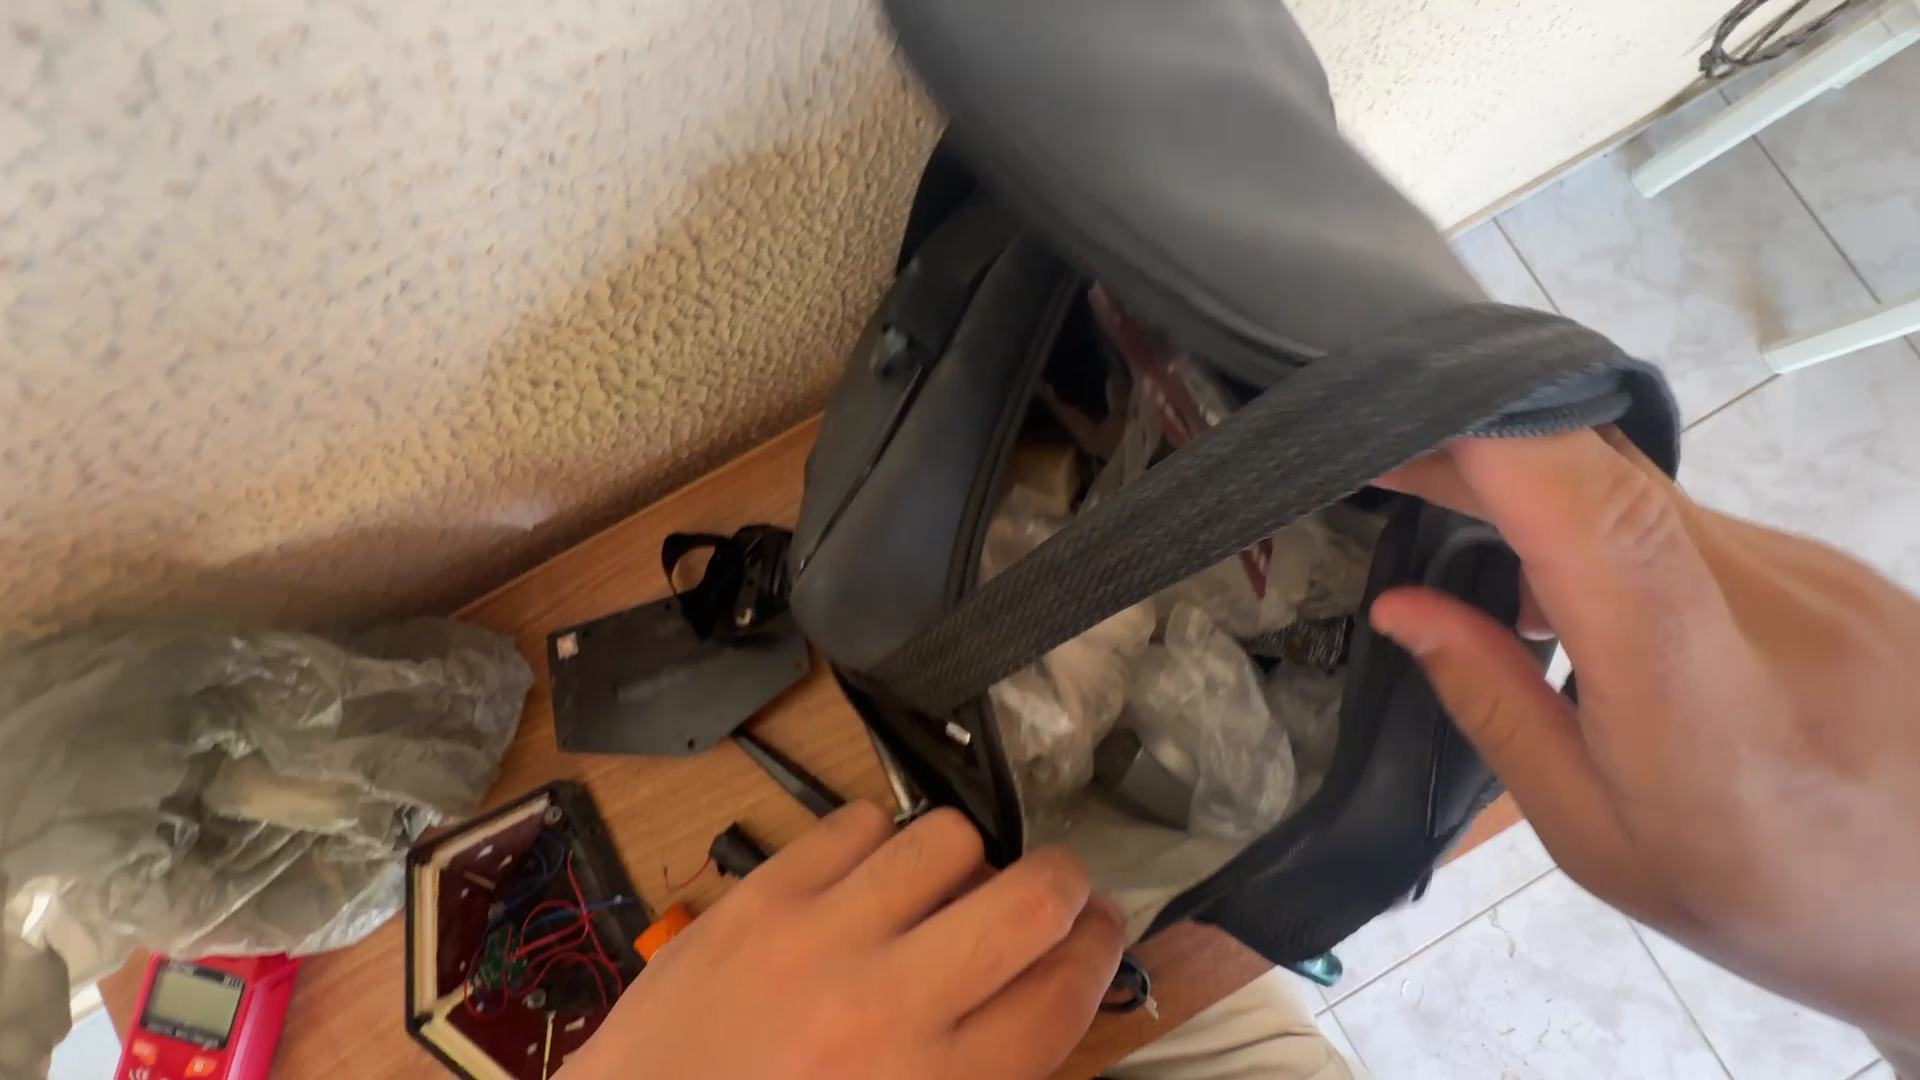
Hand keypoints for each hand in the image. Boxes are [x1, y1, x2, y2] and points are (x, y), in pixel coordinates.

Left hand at [561, 804, 1123, 1079]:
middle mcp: (885, 1008)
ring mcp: (819, 936)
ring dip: (963, 858)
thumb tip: (1046, 983)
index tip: (1100, 923)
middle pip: (1029, 902)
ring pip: (947, 838)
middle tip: (1054, 888)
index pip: (1059, 996)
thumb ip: (984, 1064)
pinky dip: (877, 841)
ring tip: (941, 885)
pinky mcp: (763, 892)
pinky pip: (859, 820)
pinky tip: (862, 878)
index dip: (1098, 948)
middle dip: (1062, 882)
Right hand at [1374, 430, 1919, 1045]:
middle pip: (1603, 478)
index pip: (1609, 528)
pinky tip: (1563, 576)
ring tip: (1454, 511)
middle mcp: (1778, 609)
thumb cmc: (1760, 894)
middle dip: (1480, 451)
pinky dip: (1590, 515)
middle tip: (1388, 463)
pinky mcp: (1826, 564)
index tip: (1409, 424)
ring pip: (1633, 484)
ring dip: (1528, 481)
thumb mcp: (1591, 830)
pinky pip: (1674, 511)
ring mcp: (1816, 573)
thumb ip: (1493, 705)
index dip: (1511, 451)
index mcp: (1702, 706)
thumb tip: (1399, 607)